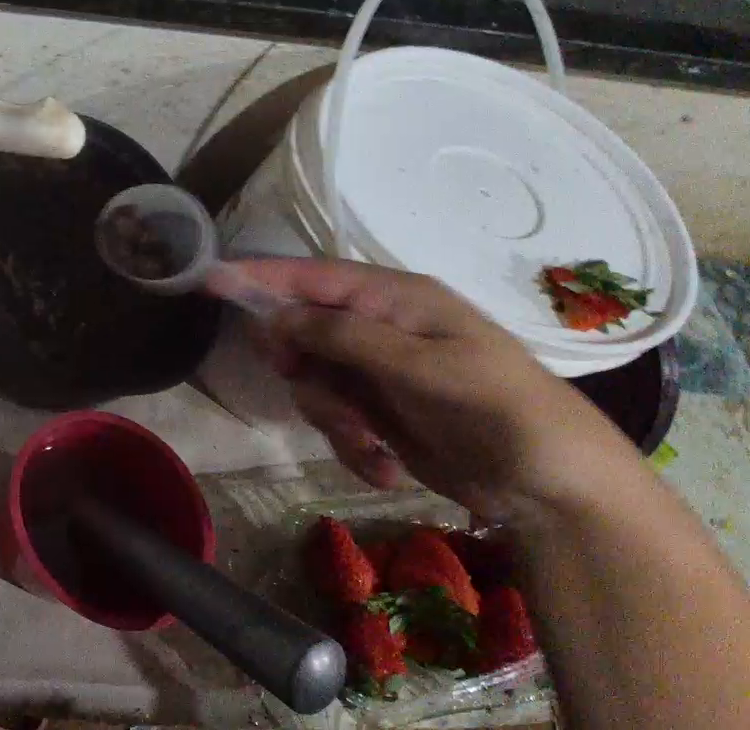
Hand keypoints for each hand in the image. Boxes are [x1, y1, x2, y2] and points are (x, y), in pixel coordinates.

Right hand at [221, 258, 635, 518]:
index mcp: (395, 300)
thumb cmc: (497, 409)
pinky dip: (351, 445)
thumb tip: (276, 316)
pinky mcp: (377, 413)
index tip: (209, 279)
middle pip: (298, 330)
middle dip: (300, 364)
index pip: (311, 276)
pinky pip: (332, 418)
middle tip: (303, 381)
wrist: (557, 489)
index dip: (258, 276)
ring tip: (369, 441)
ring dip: (331, 415)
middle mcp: (379, 329)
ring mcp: (376, 372)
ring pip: (310, 380)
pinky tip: (384, 464)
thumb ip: (344, 334)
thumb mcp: (421, 366)